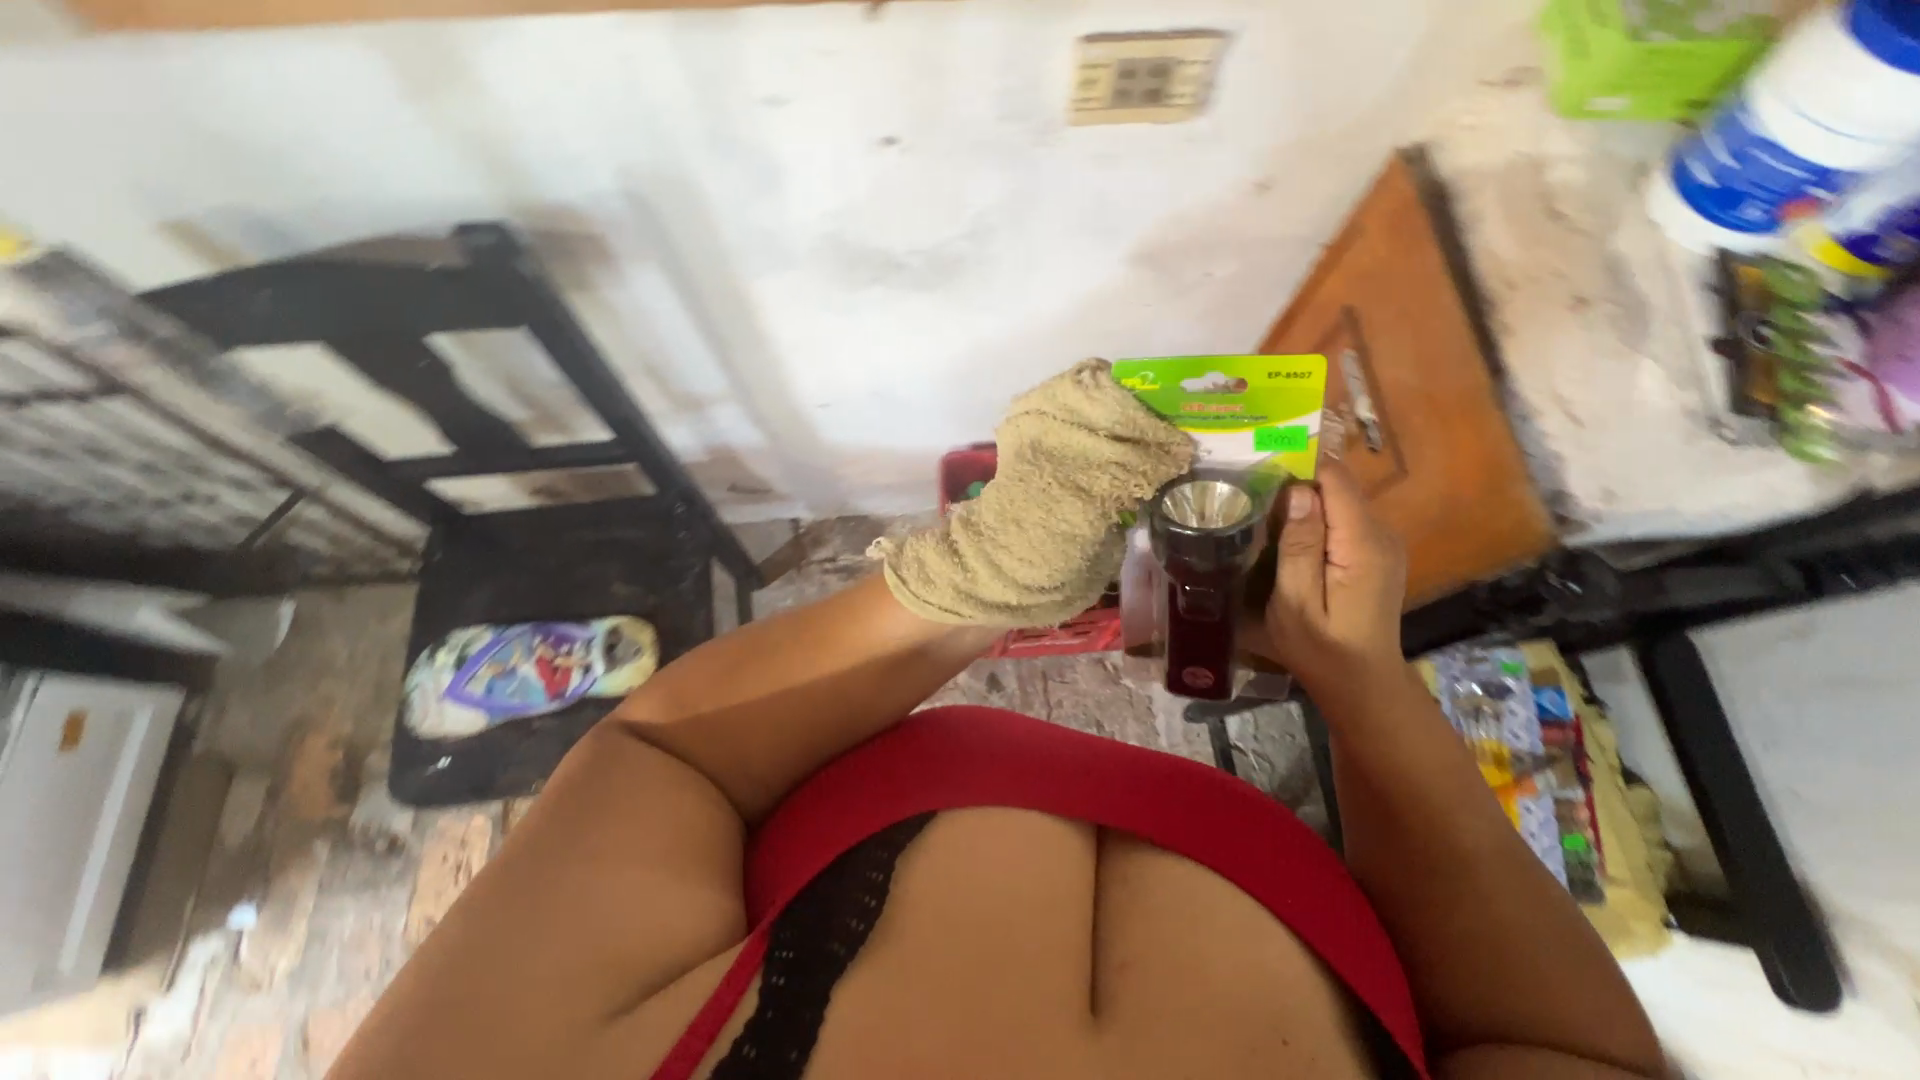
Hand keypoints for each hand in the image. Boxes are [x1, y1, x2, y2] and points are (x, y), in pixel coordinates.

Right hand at [1246, 459, 1407, 692]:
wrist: (1362, 684)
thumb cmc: (1321, 649)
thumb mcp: (1296, 602)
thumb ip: (1299, 546)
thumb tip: (1299, 492)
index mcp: (1362, 543)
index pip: (1336, 479)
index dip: (1300, 466)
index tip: (1261, 468)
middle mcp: (1381, 535)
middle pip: (1338, 488)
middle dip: (1298, 487)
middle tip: (1253, 499)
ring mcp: (1383, 545)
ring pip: (1340, 504)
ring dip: (1306, 507)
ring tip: (1266, 519)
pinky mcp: (1377, 555)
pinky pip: (1345, 522)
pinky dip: (1318, 523)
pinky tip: (1291, 542)